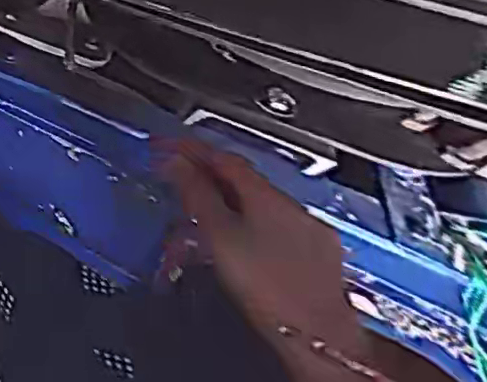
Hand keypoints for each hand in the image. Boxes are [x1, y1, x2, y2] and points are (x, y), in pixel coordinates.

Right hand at [160, 138, 363, 374]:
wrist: (319, 341)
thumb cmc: (261, 282)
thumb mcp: (216, 232)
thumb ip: (194, 191)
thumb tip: (175, 161)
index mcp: (269, 197)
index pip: (224, 158)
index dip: (191, 148)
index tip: (165, 146)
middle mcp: (296, 208)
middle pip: (244, 178)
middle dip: (208, 174)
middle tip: (177, 175)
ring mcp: (313, 233)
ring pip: (260, 201)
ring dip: (228, 196)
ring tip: (200, 204)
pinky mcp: (321, 256)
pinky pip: (275, 222)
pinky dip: (249, 217)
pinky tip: (236, 232)